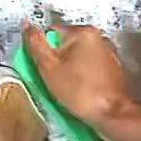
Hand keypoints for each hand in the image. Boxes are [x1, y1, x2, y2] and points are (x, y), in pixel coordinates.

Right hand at [19, 18, 140, 129]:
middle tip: (54, 78)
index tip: (43, 66)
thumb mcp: (48, 67)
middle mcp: (99, 38)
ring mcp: (109, 53)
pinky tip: (80, 90)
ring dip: (70, 68)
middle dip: (57, 60)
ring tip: (68, 86)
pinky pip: (90, 67)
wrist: (111, 114)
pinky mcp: (113, 69)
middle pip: (65, 44)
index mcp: (84, 32)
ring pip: (78, 56)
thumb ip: (35, 43)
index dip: (42, 50)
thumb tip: (27, 26)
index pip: (51, 32)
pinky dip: (84, 76)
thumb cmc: (81, 92)